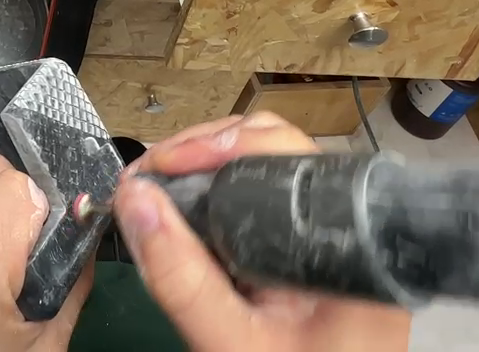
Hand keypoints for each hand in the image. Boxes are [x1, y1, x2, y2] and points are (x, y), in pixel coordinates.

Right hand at [114, 113, 410, 351]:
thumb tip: (132, 196)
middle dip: (199, 152)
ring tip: (153, 188)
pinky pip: (254, 205)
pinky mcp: (300, 260)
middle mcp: (343, 237)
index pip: (285, 156)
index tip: (161, 165)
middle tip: (147, 175)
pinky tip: (177, 210)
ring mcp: (323, 248)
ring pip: (258, 174)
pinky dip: (210, 197)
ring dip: (199, 171)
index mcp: (346, 253)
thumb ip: (182, 277)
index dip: (218, 146)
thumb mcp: (231, 347)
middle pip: (270, 152)